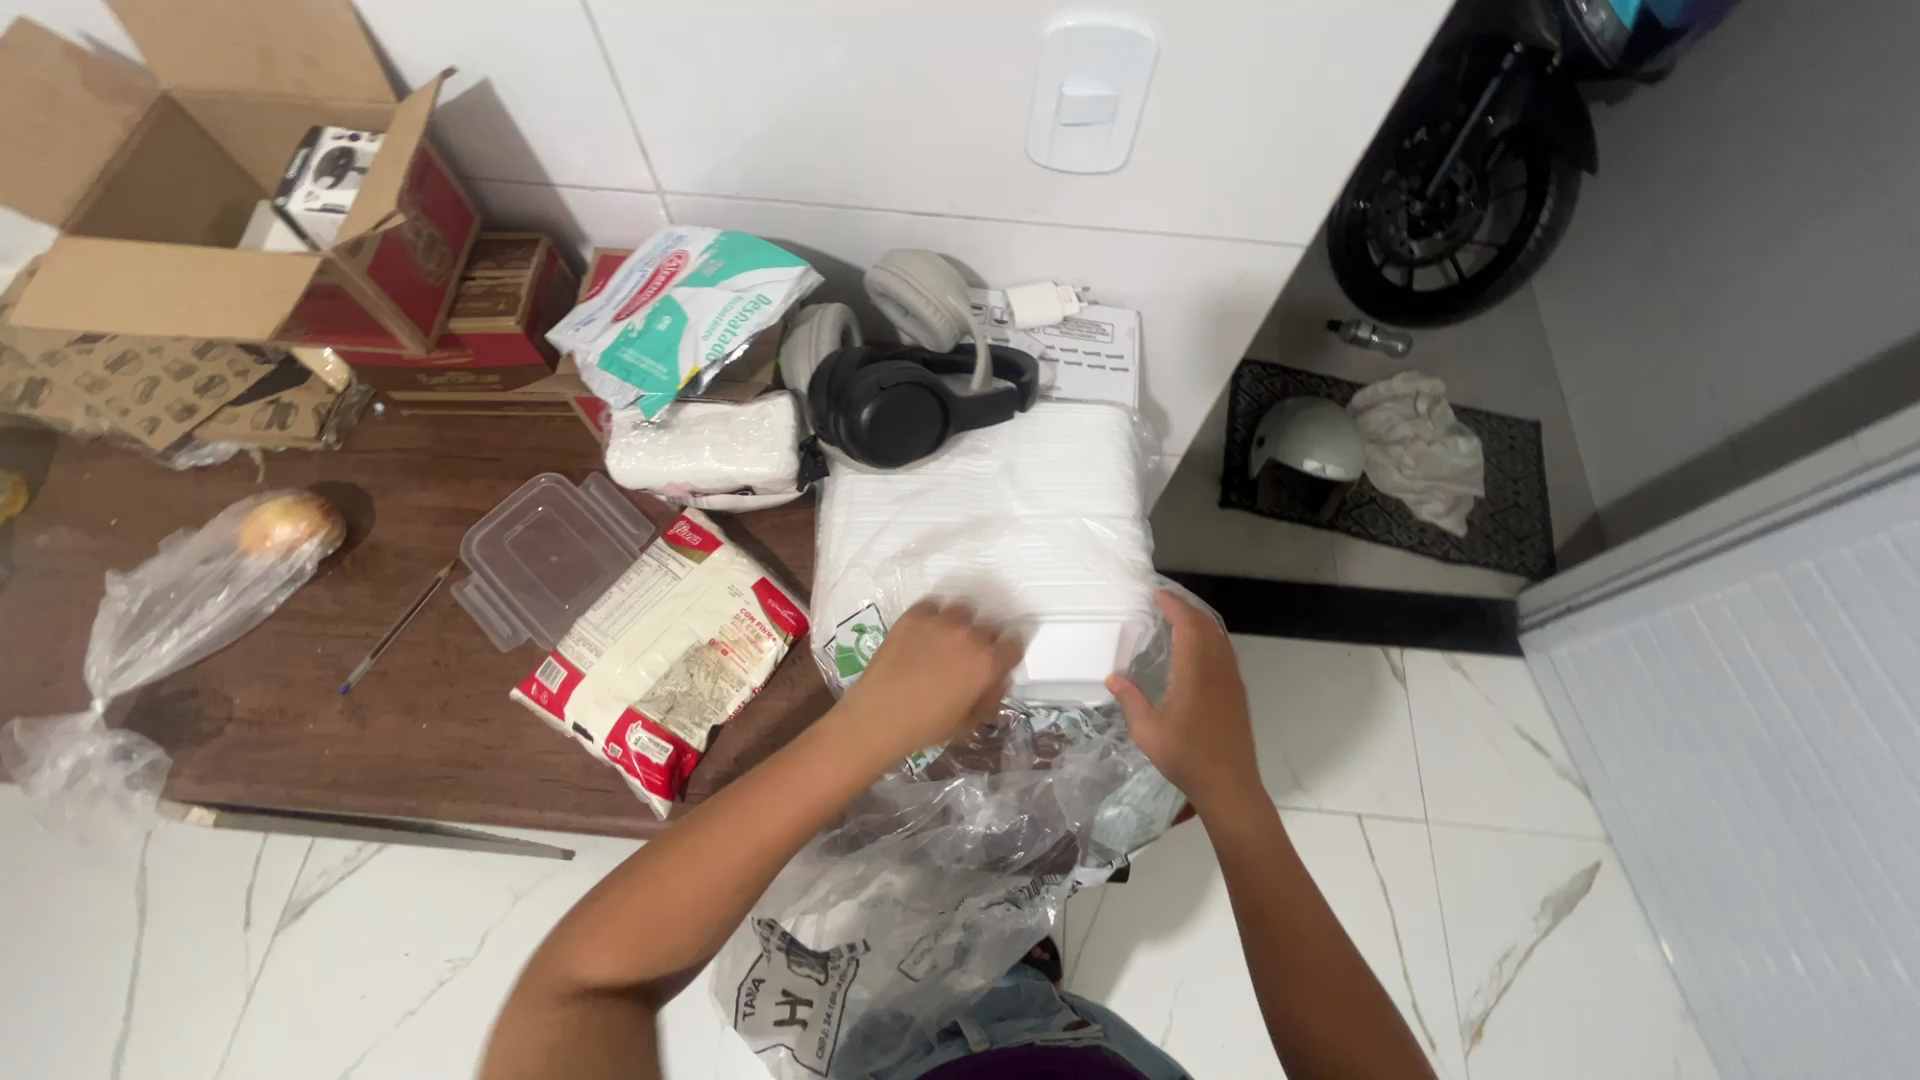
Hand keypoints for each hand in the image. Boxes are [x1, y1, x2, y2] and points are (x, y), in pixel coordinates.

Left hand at [833, 600, 1024, 763]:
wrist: (878, 716)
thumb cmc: (926, 726)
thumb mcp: (970, 721)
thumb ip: (992, 696)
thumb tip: (998, 677)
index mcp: (988, 663)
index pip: (1014, 643)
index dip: (1006, 653)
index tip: (998, 660)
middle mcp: (969, 636)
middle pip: (989, 626)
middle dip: (983, 641)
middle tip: (965, 657)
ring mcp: (940, 621)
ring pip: (963, 611)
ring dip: (960, 625)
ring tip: (944, 642)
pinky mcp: (914, 615)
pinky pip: (933, 606)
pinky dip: (932, 617)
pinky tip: (923, 635)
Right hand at [1108, 589, 1265, 813]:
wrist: (1230, 786)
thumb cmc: (1186, 758)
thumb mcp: (1147, 731)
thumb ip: (1130, 700)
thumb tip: (1113, 677)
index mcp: (1195, 674)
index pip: (1188, 626)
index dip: (1174, 606)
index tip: (1157, 594)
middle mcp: (1217, 670)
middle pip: (1207, 626)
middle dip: (1186, 608)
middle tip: (1165, 601)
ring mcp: (1232, 681)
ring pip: (1220, 638)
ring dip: (1200, 622)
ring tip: (1179, 618)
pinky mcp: (1237, 693)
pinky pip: (1225, 652)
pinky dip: (1210, 638)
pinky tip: (1197, 649)